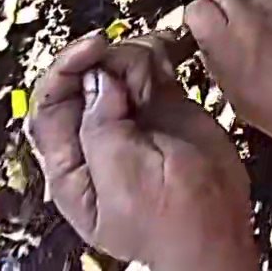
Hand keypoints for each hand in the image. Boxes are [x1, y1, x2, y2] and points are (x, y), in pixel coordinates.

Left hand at [27, 32, 255, 270]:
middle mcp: (98, 133)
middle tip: (141, 80)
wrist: (221, 224)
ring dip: (142, 56)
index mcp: (73, 163)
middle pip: (88, 72)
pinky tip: (172, 60)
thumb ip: (101, 127)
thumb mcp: (125, 181)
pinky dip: (162, 50)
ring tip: (160, 82)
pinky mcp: (162, 100)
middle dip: (114, 61)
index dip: (67, 65)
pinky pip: (153, 61)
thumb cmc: (172, 222)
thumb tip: (96, 79)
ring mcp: (131, 114)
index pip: (50, 101)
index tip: (95, 46)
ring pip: (122, 60)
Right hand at [185, 0, 271, 147]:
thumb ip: (216, 62)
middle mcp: (244, 11)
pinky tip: (271, 25)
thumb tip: (208, 45)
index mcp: (225, 38)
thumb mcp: (235, 97)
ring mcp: (269, 0)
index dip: (196, 22)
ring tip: (249, 29)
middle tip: (222, 29)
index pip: (194, 9)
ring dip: (240, 4)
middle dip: (215, 6)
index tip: (201, 35)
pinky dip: (263, 4)